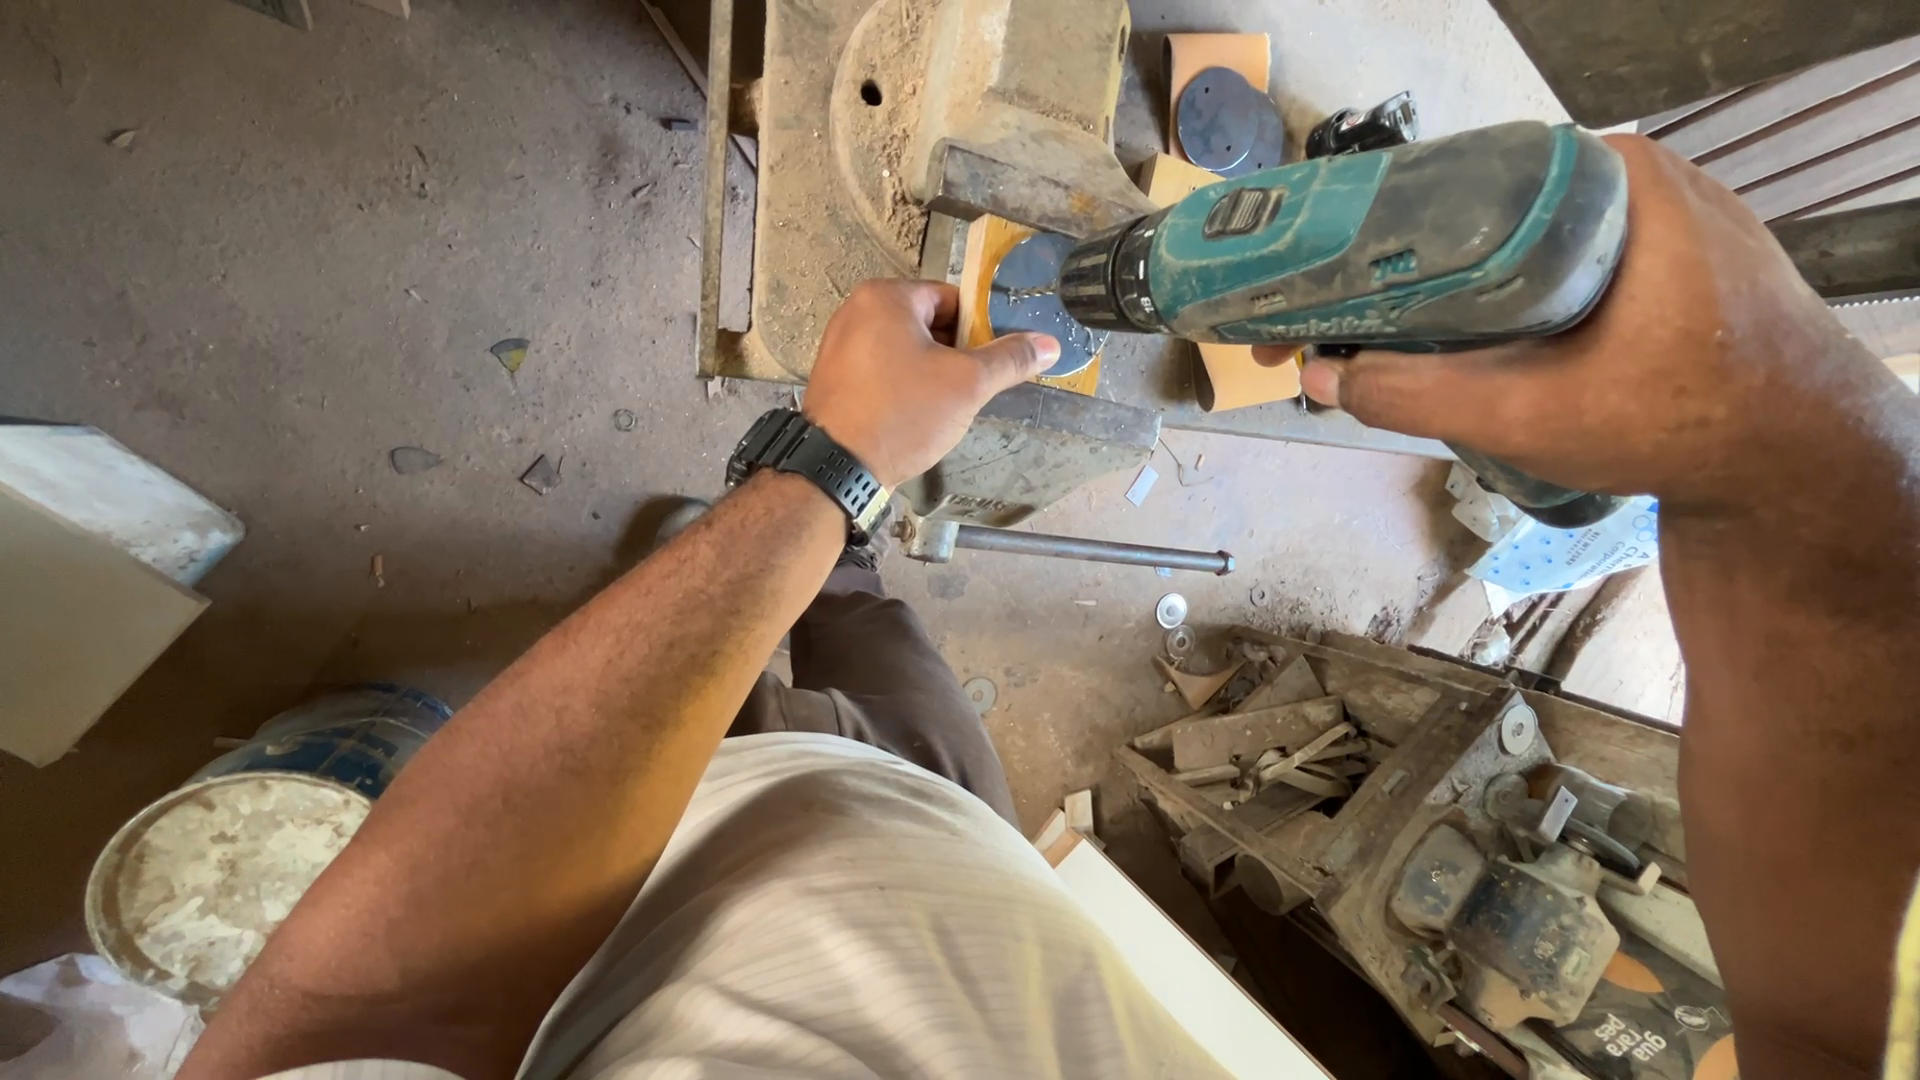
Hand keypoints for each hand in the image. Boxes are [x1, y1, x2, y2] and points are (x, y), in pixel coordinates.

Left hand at [803, 279, 1060, 487]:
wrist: (838, 468)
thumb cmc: (902, 415)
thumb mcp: (967, 385)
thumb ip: (1009, 360)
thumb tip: (1049, 344)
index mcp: (886, 297)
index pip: (952, 300)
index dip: (979, 331)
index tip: (991, 363)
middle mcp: (856, 311)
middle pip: (928, 324)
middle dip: (954, 356)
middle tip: (970, 390)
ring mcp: (840, 345)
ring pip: (905, 351)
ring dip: (931, 375)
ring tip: (942, 408)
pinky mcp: (835, 378)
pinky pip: (882, 372)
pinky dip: (903, 388)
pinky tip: (913, 417)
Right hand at [1263, 134, 1907, 514]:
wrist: (1794, 462)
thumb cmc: (1675, 424)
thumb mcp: (1522, 415)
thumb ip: (1410, 396)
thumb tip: (1315, 377)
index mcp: (1605, 181)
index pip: (1451, 183)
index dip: (1370, 235)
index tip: (1317, 280)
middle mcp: (1618, 183)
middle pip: (1464, 216)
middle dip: (1386, 270)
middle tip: (1329, 319)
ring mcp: (1633, 221)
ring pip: (1492, 245)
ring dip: (1426, 290)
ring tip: (1369, 337)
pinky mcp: (1636, 262)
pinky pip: (1524, 267)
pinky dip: (1472, 300)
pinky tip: (1440, 343)